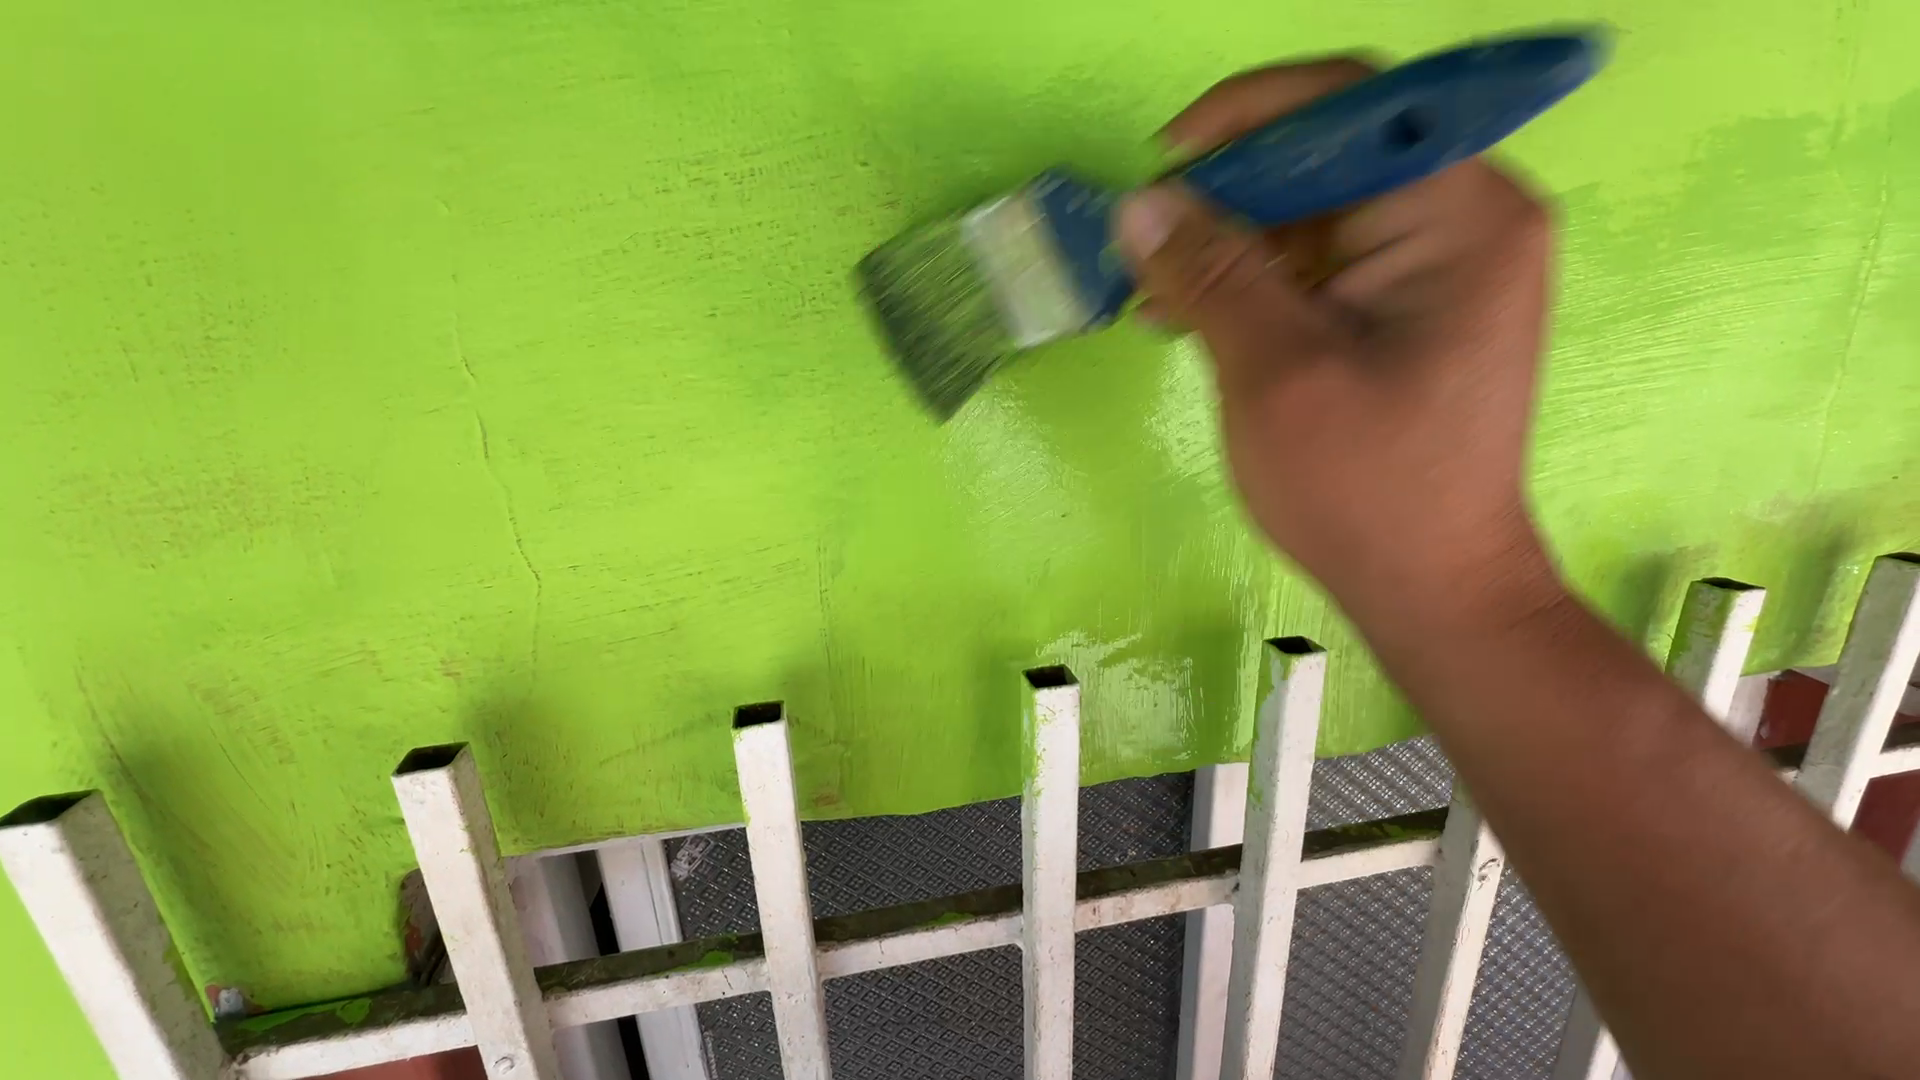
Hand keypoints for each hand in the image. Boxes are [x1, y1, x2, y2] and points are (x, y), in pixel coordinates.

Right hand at [1117, 60, 1556, 626]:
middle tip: (1146, 244)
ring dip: (1228, 249)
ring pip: (1312, 218)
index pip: (1354, 107)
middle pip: (1328, 161)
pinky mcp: (1403, 313)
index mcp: (1459, 216)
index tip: (1163, 162)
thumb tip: (1141, 204)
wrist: (1428, 586)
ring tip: (1153, 298)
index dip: (1249, 116)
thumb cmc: (1363, 487)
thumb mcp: (1275, 373)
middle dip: (1227, 197)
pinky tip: (1190, 320)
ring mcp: (1435, 270)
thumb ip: (1211, 276)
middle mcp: (1463, 222)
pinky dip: (1251, 286)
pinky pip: (1317, 269)